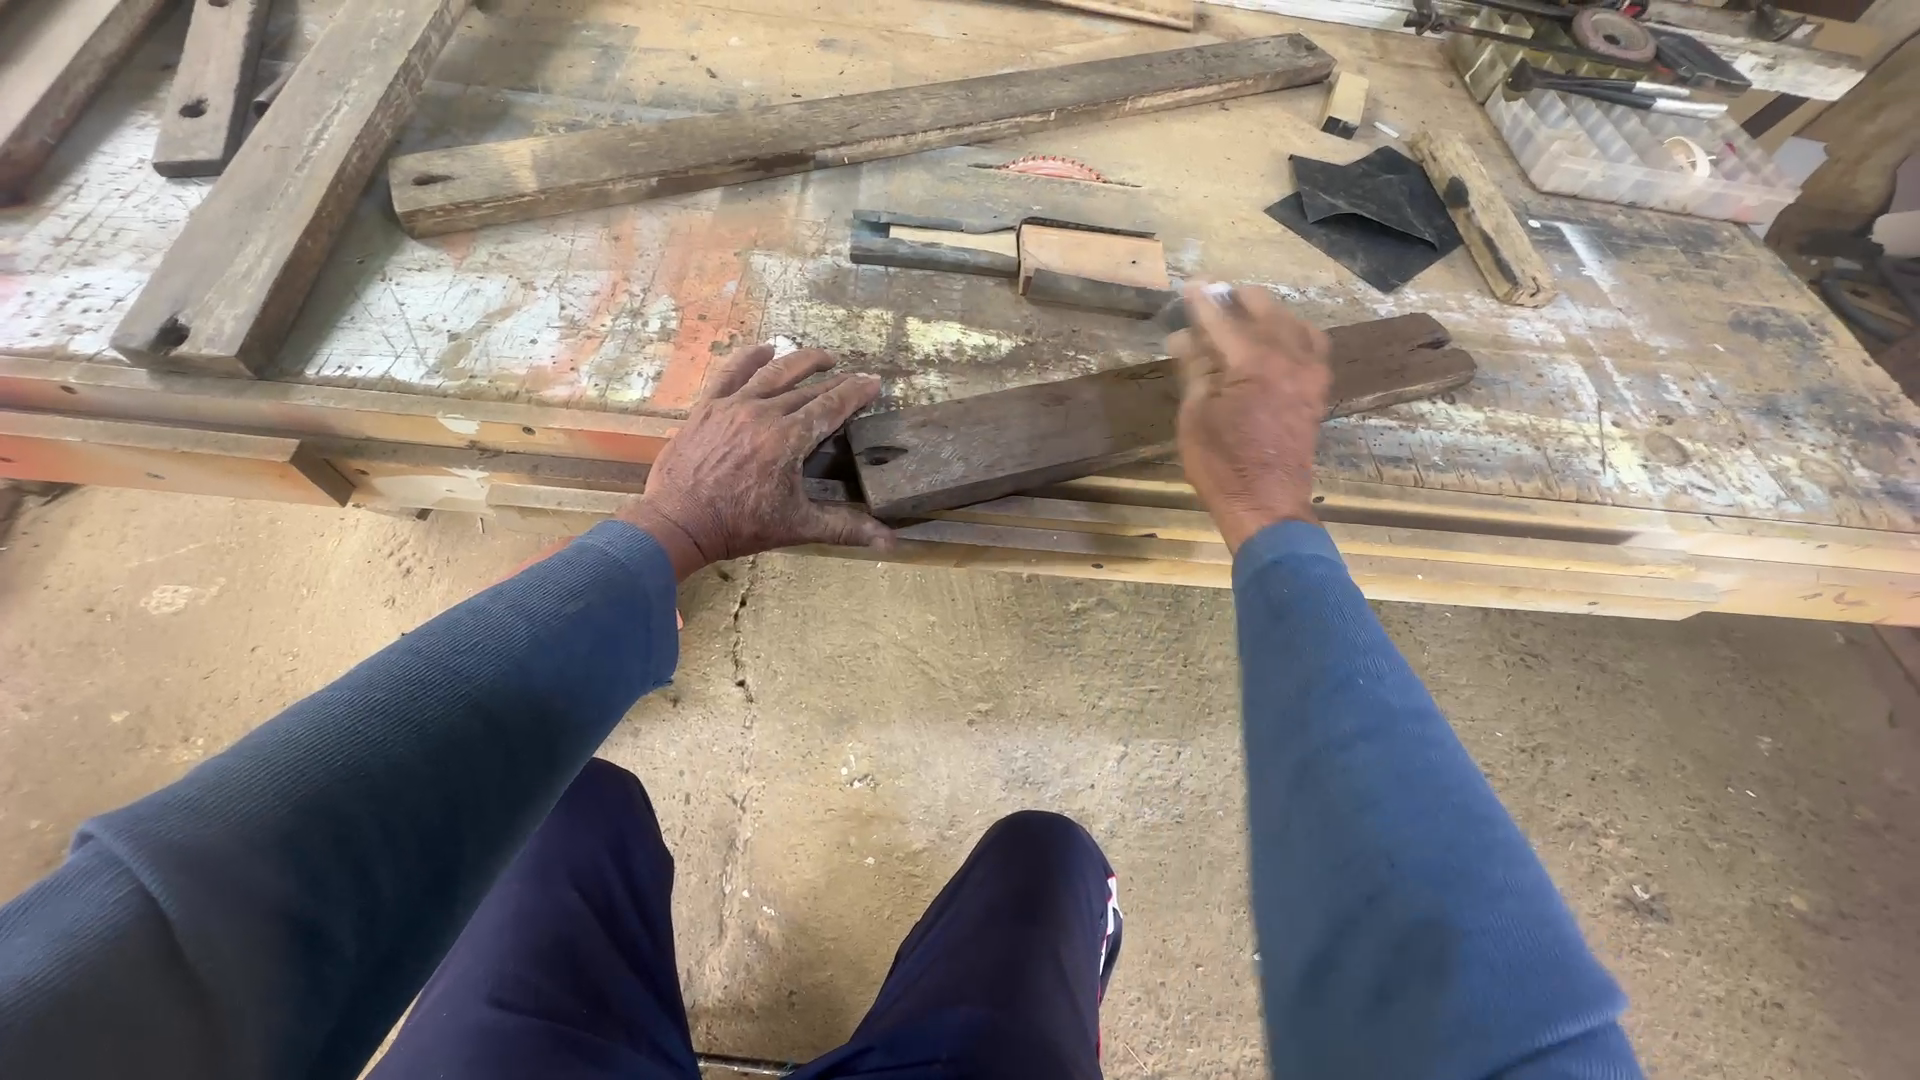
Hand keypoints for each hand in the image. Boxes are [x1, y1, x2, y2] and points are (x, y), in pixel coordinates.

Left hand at [618, 344, 893, 578]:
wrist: (678, 522)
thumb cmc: (740, 527)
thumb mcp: (798, 527)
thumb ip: (845, 528)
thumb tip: (890, 543)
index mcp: (788, 440)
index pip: (831, 406)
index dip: (855, 393)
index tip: (874, 383)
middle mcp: (763, 413)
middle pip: (807, 388)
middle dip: (835, 380)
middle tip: (854, 376)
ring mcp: (731, 406)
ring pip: (773, 372)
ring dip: (800, 360)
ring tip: (821, 356)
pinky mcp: (707, 407)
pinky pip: (730, 373)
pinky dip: (749, 357)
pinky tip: (765, 349)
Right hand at [1167, 284, 1330, 551]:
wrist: (1266, 504)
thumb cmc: (1220, 465)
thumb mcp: (1196, 416)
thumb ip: (1196, 369)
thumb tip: (1185, 338)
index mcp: (1255, 362)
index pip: (1223, 320)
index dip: (1202, 302)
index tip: (1189, 285)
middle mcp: (1290, 357)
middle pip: (1264, 310)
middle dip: (1236, 299)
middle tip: (1211, 296)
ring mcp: (1310, 372)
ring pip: (1292, 323)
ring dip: (1266, 313)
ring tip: (1242, 313)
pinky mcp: (1317, 389)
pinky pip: (1310, 344)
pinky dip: (1290, 333)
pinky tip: (1273, 340)